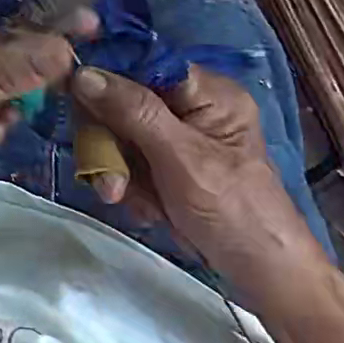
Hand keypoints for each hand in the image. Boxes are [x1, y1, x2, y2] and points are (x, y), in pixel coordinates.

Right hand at [69, 64, 323, 278]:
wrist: (265, 278)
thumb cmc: (233, 211)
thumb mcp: (181, 157)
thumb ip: (132, 111)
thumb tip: (83, 73)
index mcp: (207, 90)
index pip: (143, 64)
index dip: (106, 80)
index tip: (79, 104)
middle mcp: (191, 106)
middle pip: (125, 100)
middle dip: (111, 142)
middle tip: (111, 182)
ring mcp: (178, 137)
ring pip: (121, 133)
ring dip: (118, 169)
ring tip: (127, 200)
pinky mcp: (169, 165)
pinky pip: (129, 159)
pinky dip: (130, 184)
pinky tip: (146, 208)